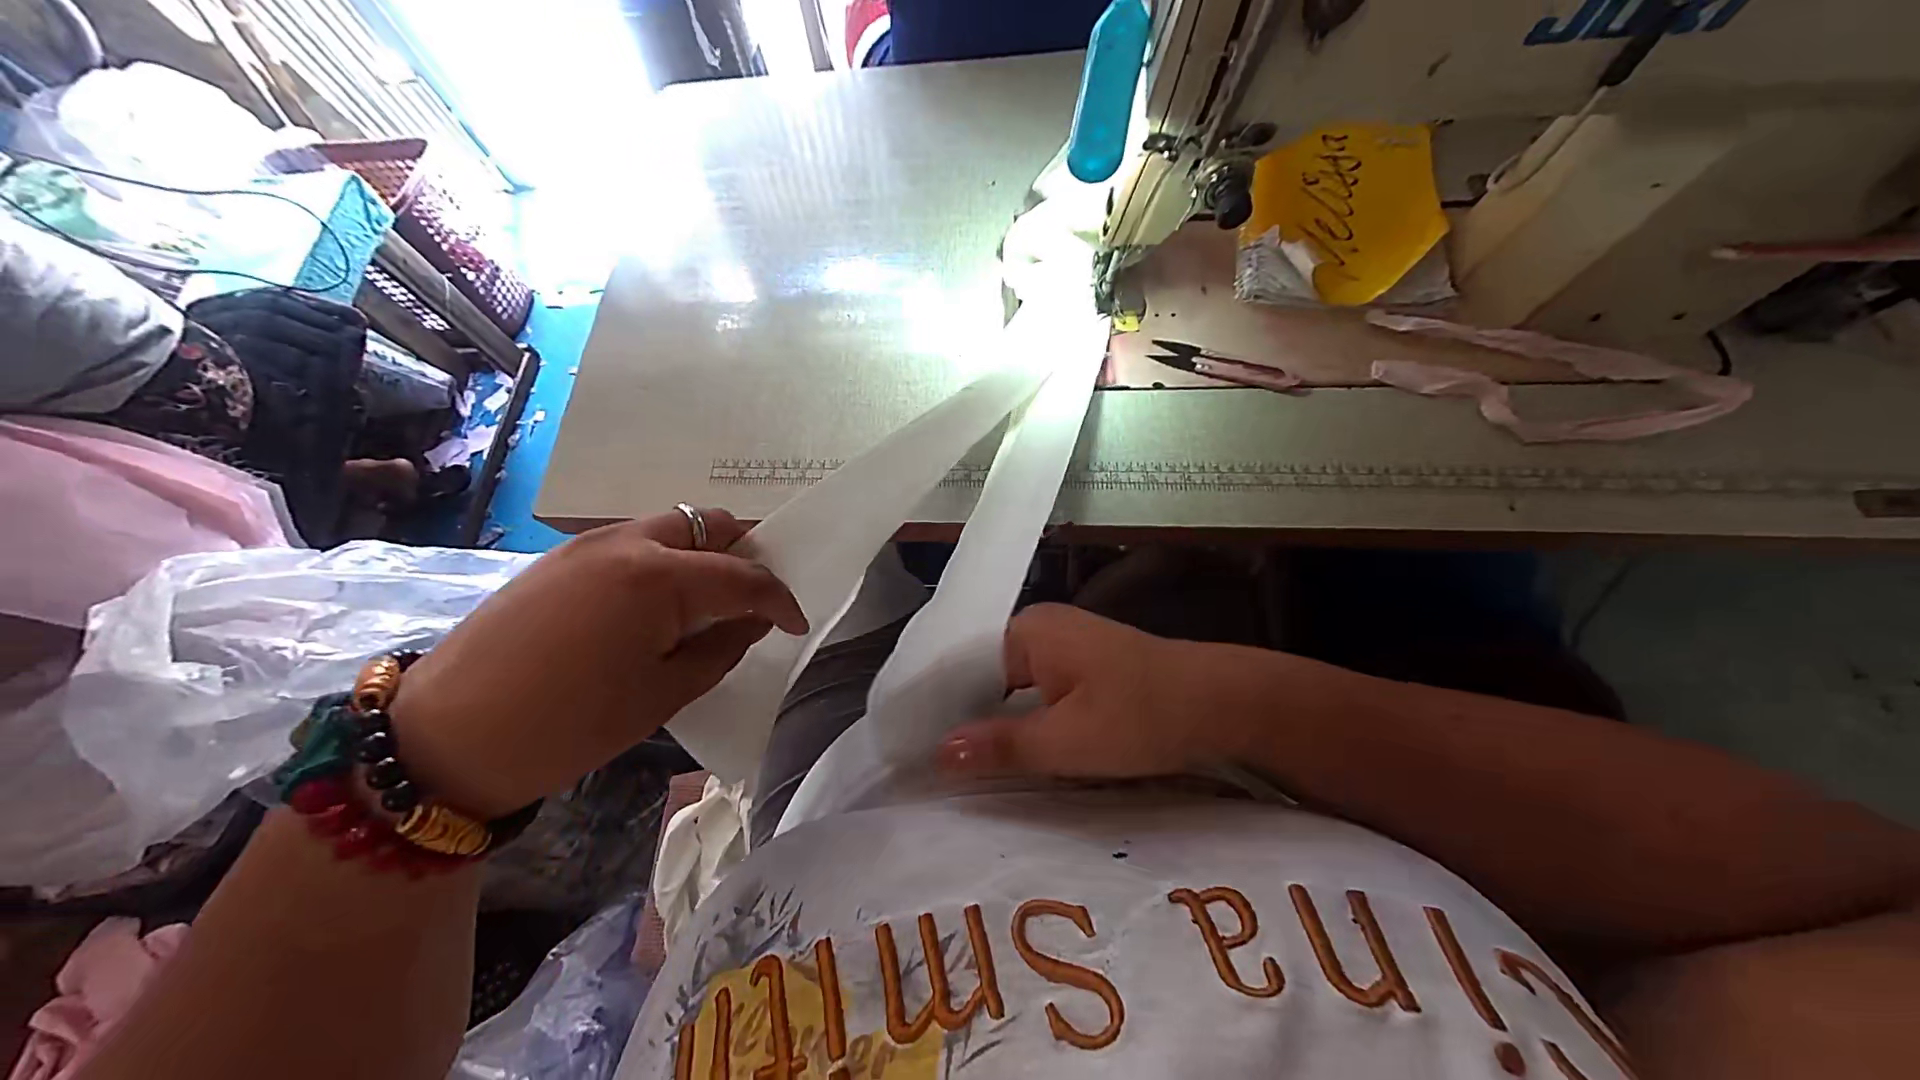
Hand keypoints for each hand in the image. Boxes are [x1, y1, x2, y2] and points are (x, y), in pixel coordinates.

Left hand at [388, 509, 806, 816]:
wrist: (444, 737)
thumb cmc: (570, 726)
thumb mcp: (664, 694)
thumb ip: (722, 648)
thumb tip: (753, 621)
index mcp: (660, 578)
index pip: (744, 576)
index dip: (780, 599)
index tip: (797, 623)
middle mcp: (627, 542)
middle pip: (710, 524)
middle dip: (742, 556)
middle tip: (749, 602)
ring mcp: (589, 544)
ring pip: (670, 527)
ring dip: (701, 555)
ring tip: (702, 605)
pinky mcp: (561, 557)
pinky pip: (633, 542)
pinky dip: (662, 561)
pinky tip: (653, 606)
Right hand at [935, 604, 1346, 778]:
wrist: (1225, 704)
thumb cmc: (1144, 716)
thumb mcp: (1069, 741)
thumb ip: (1001, 745)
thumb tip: (936, 753)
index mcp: (1026, 631)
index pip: (958, 665)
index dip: (934, 707)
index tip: (908, 748)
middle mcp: (1038, 628)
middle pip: (981, 674)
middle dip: (961, 716)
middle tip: (925, 767)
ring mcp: (1062, 643)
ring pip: (1008, 686)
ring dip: (993, 721)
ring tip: (955, 764)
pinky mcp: (1082, 663)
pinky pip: (1034, 689)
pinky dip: (1020, 718)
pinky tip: (1007, 749)